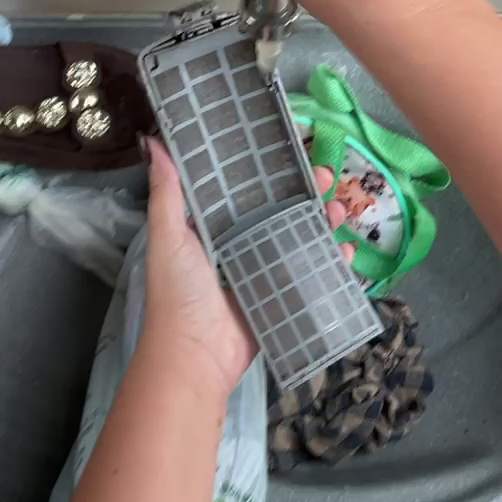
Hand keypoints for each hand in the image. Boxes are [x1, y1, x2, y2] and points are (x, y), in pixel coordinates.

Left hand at [138, 136, 351, 399]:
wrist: (195, 359)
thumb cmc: (179, 293)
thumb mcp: (169, 237)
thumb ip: (167, 193)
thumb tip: (155, 141)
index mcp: (214, 225)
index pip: (246, 187)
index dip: (268, 167)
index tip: (291, 147)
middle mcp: (240, 242)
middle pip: (280, 208)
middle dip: (306, 191)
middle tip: (327, 177)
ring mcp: (264, 270)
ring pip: (301, 236)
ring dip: (324, 221)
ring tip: (340, 210)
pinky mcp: (282, 295)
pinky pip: (312, 272)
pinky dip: (332, 261)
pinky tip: (346, 251)